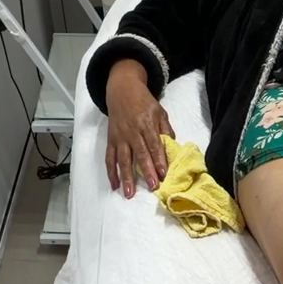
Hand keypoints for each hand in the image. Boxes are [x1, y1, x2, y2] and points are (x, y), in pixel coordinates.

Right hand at [104, 59, 174, 197]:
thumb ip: (166, 130)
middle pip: (140, 154)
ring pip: (123, 159)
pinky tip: (115, 186)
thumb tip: (172, 149)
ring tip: (130, 194)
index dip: (159, 160)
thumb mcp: (159, 112)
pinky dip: (111, 172)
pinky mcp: (111, 140)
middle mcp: (132, 131)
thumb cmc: (144, 103)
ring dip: (126, 177)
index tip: (163, 174)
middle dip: (146, 171)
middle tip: (152, 186)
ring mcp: (120, 137)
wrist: (122, 89)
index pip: (154, 145)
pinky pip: (110, 158)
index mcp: (146, 123)